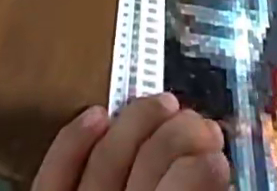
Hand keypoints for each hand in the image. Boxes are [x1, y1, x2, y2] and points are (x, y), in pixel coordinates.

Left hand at [32, 94, 228, 190]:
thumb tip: (218, 171)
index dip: (202, 171)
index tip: (222, 154)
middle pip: (148, 165)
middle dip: (181, 136)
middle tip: (204, 124)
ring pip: (107, 157)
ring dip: (139, 122)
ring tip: (165, 103)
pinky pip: (54, 173)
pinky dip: (74, 140)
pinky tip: (97, 113)